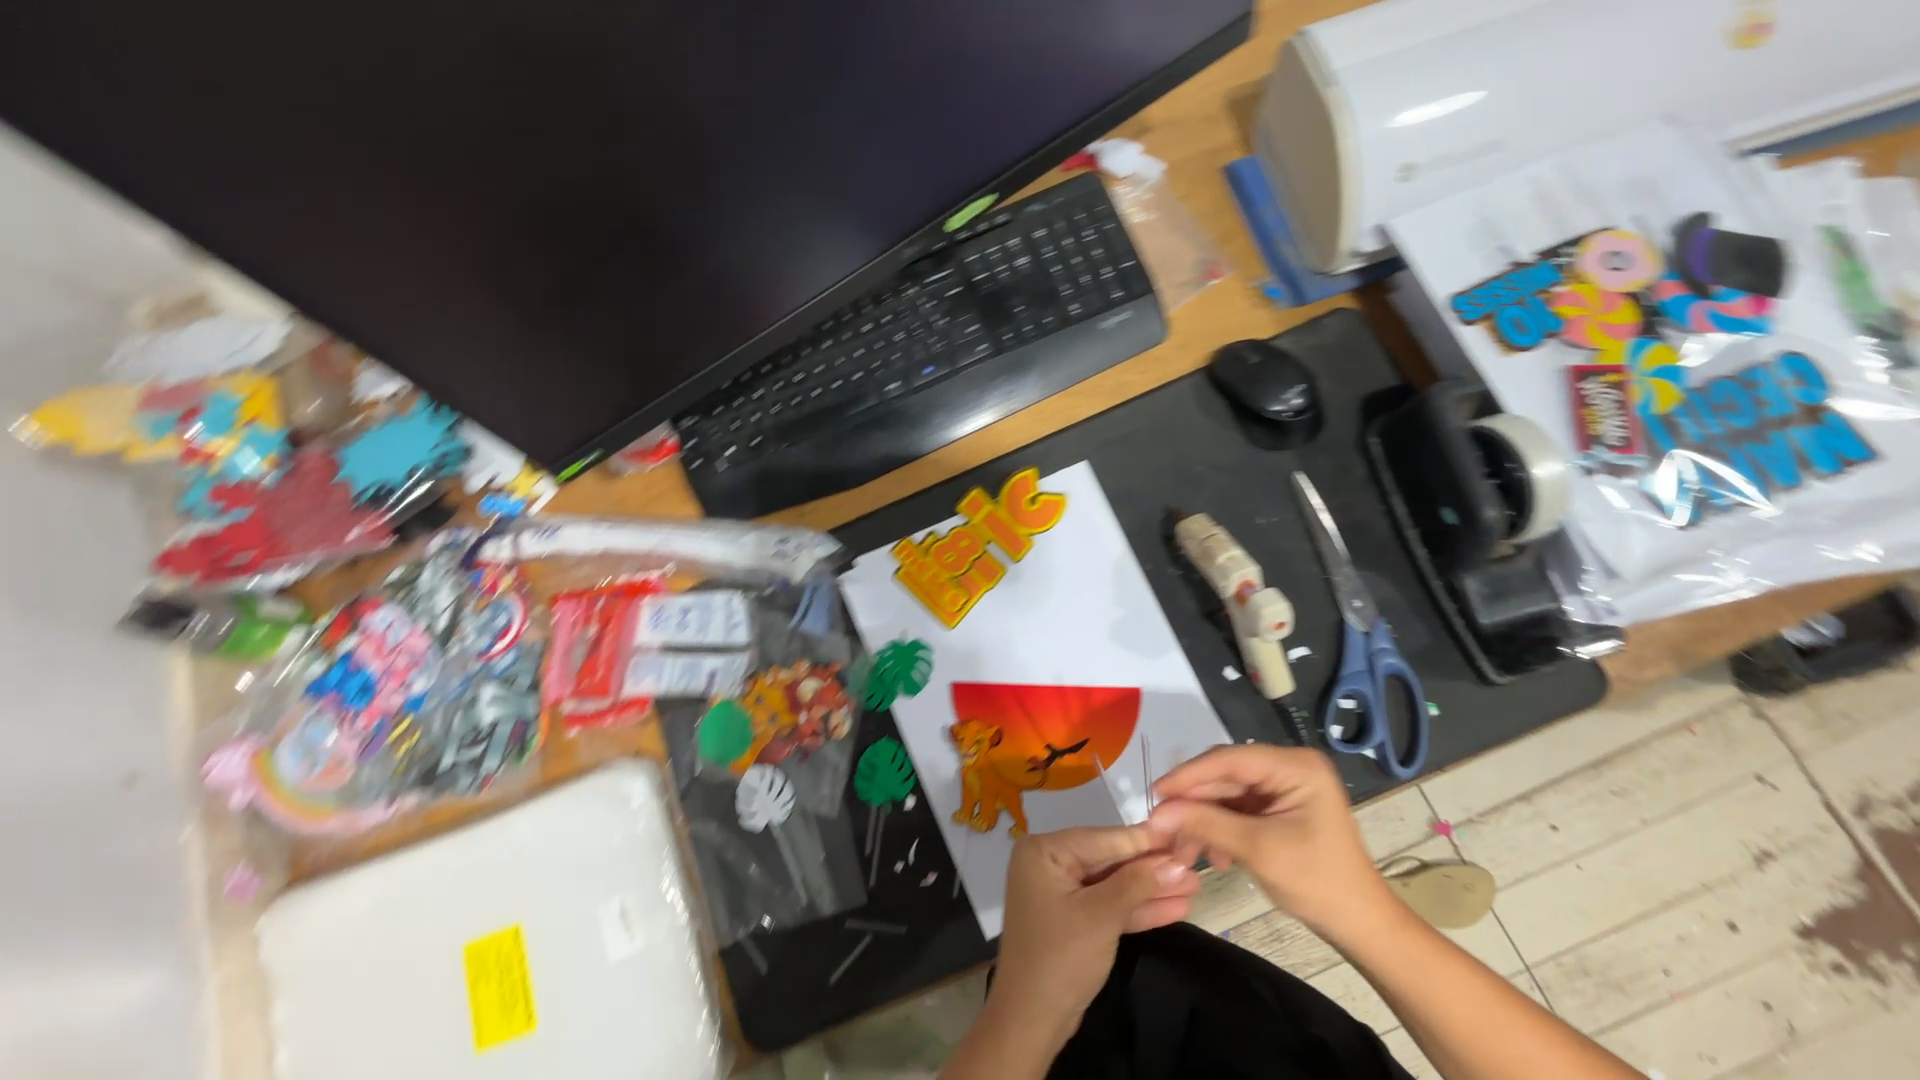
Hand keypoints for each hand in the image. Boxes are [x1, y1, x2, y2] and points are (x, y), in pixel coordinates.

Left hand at [990, 825, 1200, 1035]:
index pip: (1103, 839)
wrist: (1032, 1020)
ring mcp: (1060, 892)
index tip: (1183, 833)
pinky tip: (1176, 908)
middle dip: (1152, 868)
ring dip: (1151, 889)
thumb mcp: (1102, 915)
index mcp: (1043, 852)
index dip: (1146, 840)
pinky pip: (1108, 906)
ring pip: (1113, 885)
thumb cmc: (1061, 957)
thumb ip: (1138, 883)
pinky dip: (1137, 909)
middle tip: (1195, 864)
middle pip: (1110, 861)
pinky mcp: (1072, 919)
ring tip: (1195, 886)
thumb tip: (1178, 861)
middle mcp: (1048, 864)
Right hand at [1147, 746, 1388, 935]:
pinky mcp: (1277, 809)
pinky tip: (1211, 856)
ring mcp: (1283, 789)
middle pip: (1225, 776)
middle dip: (1193, 803)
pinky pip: (1236, 810)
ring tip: (1182, 851)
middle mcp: (1289, 768)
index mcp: (1296, 766)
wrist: (1359, 923)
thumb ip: (1206, 824)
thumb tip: (1156, 813)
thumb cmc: (1317, 881)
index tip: (1154, 794)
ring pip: (1226, 795)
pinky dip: (1219, 830)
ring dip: (1203, 821)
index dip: (1188, 775)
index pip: (1229, 759)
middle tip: (1160, 827)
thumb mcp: (1258, 849)